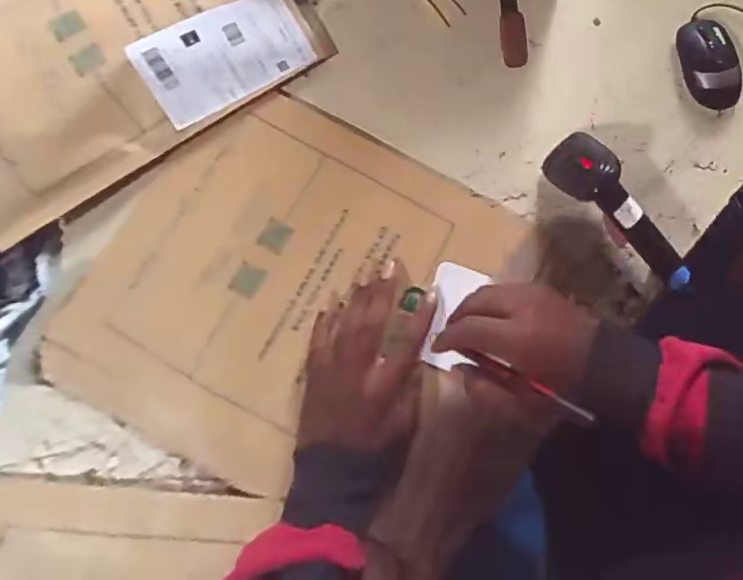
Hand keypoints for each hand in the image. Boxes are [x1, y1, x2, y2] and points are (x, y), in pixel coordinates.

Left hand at [297, 261, 436, 453]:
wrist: (329, 479)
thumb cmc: (374, 456)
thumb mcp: (405, 429)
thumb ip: (411, 392)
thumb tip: (416, 358)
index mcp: (384, 387)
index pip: (406, 343)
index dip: (420, 316)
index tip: (430, 291)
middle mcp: (358, 372)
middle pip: (371, 323)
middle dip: (382, 291)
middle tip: (389, 263)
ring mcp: (332, 370)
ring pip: (344, 324)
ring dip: (356, 296)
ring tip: (365, 272)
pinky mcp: (313, 375)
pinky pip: (318, 339)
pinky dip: (325, 319)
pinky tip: (331, 300)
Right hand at [431, 283, 598, 391]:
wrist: (602, 360)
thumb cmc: (563, 388)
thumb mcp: (523, 405)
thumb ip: (486, 390)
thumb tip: (459, 369)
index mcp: (516, 338)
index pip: (468, 329)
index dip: (447, 337)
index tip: (436, 347)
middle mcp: (520, 306)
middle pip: (473, 302)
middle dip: (456, 317)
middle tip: (449, 334)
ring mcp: (530, 291)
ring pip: (486, 290)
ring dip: (471, 306)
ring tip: (467, 325)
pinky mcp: (538, 286)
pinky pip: (503, 288)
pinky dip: (489, 300)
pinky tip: (490, 316)